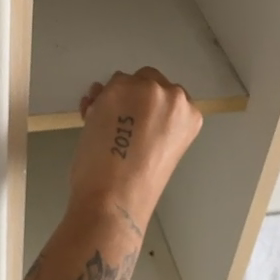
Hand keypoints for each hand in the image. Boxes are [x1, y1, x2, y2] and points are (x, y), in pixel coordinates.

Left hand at [68, 68, 202, 221]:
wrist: (115, 198)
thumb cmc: (140, 185)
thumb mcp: (161, 148)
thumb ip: (153, 122)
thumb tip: (126, 106)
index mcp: (190, 115)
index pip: (168, 97)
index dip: (149, 110)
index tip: (137, 126)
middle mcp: (172, 96)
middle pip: (147, 82)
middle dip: (132, 98)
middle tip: (118, 125)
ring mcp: (143, 89)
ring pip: (124, 82)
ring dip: (113, 98)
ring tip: (102, 127)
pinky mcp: (114, 89)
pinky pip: (102, 89)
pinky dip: (95, 103)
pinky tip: (89, 122)